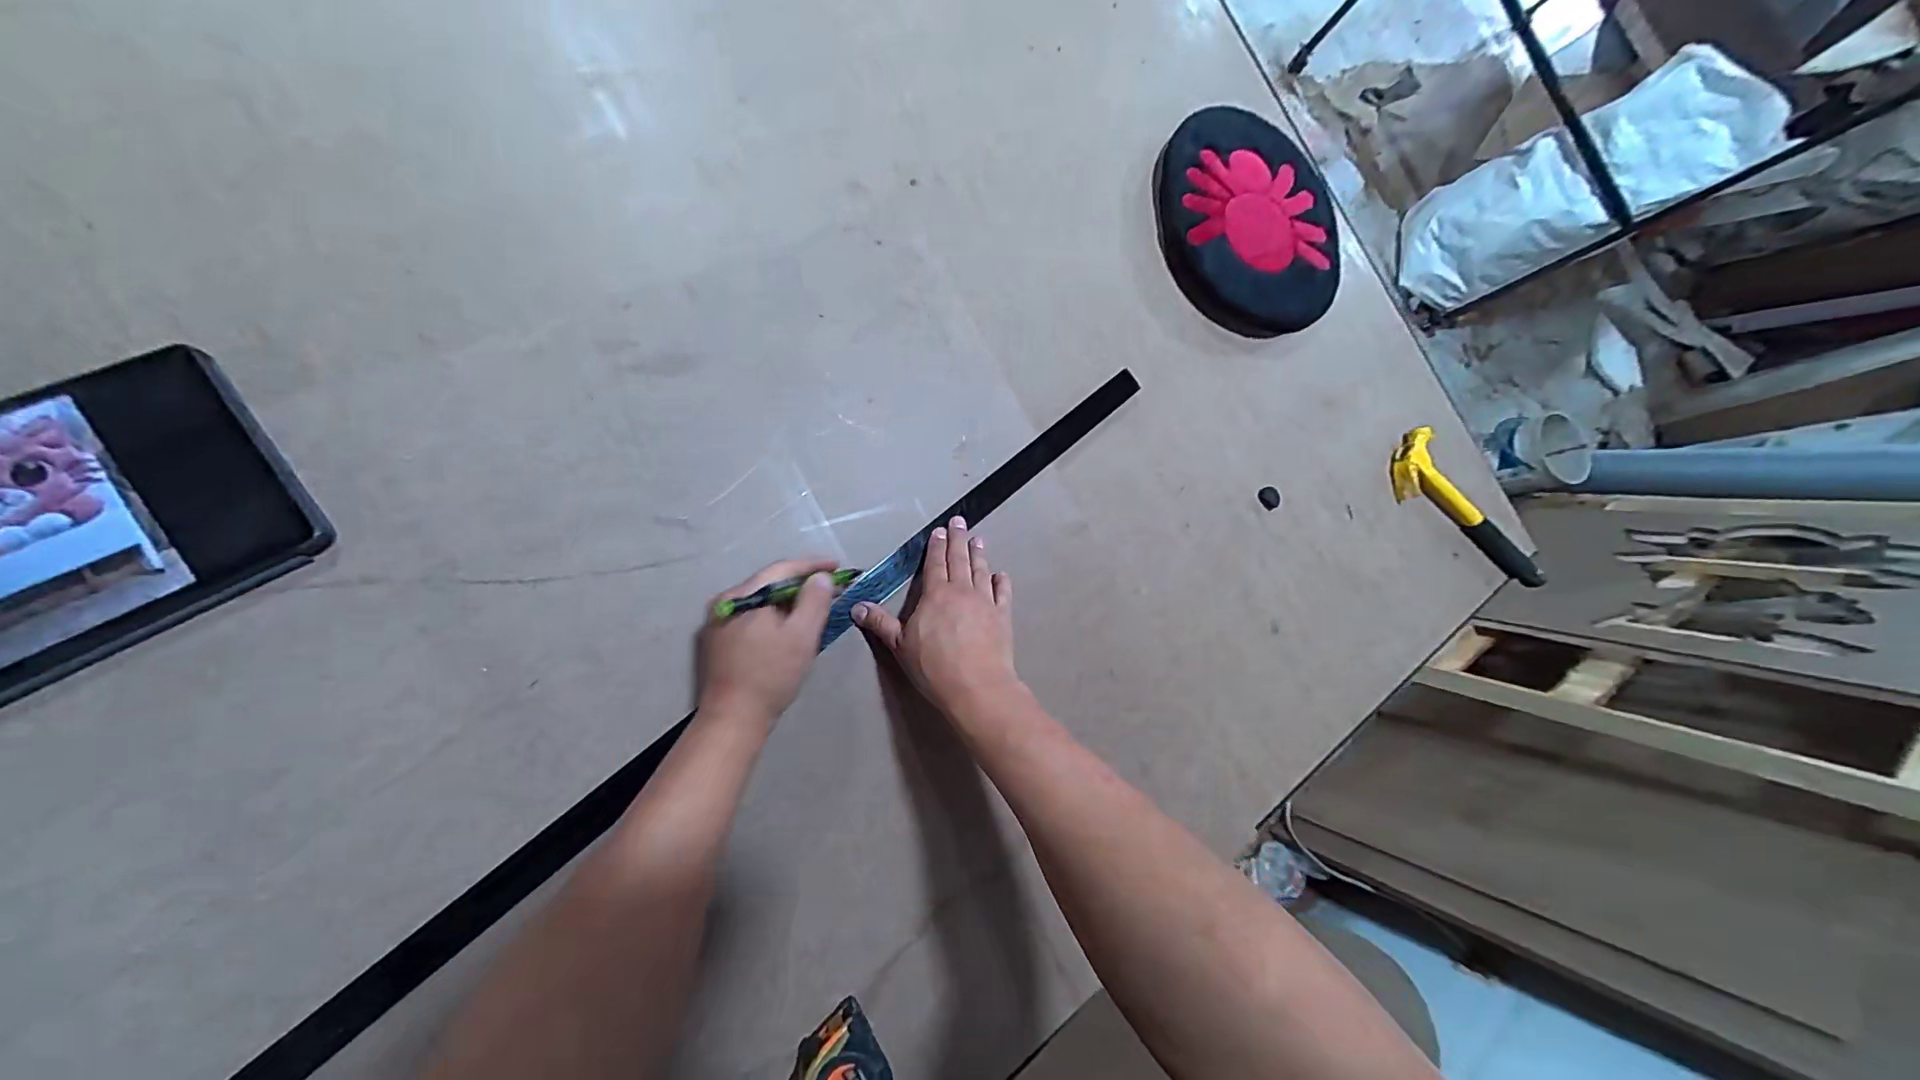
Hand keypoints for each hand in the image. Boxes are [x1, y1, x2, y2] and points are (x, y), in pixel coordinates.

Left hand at [697, 557, 841, 723]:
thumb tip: (821, 577)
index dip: (813, 566)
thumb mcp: (802, 635)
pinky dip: (774, 618)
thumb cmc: (771, 675)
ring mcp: (718, 624)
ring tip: (815, 608)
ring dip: (789, 602)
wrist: (733, 720)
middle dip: (802, 585)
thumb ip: (815, 600)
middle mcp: (725, 603)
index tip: (839, 568)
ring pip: (761, 603)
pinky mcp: (718, 644)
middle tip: (831, 589)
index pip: (782, 569)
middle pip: (770, 584)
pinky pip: (752, 619)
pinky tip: (789, 629)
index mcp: (743, 596)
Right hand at [852, 516, 1020, 718]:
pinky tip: (1000, 574)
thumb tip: (857, 606)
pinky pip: (1002, 592)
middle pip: (959, 559)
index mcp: (935, 594)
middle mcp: (961, 591)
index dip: (936, 545)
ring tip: (978, 540)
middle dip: (958, 539)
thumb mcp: (900, 645)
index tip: (938, 531)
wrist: (977, 685)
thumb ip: (880, 623)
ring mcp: (985, 602)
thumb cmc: (934, 666)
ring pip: (981, 570)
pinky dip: (1001, 581)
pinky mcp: (1002, 616)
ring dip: (979, 554)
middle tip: (959, 522)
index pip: (935, 563)